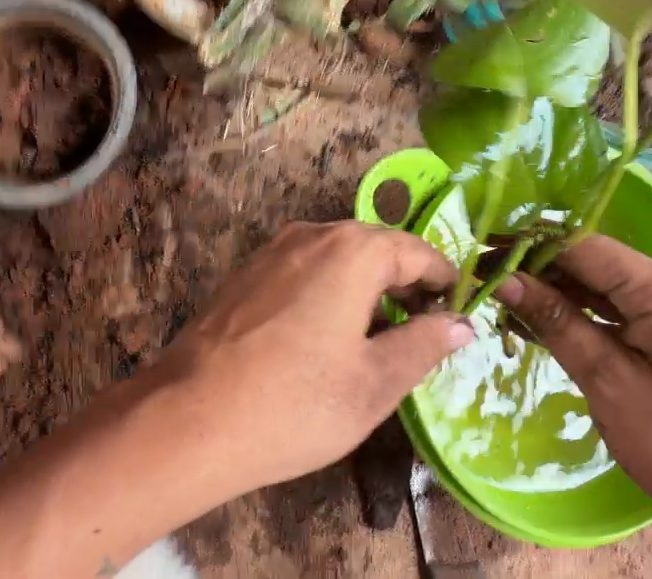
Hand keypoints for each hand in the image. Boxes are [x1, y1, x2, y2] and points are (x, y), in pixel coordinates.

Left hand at [150, 221, 475, 495]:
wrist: (191, 417)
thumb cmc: (296, 402)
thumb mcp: (375, 382)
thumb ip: (423, 345)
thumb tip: (461, 323)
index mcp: (351, 251)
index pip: (414, 250)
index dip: (442, 277)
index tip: (459, 308)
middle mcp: (310, 235)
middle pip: (373, 246)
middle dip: (404, 280)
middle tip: (425, 324)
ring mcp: (270, 251)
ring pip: (335, 257)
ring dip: (364, 285)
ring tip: (379, 334)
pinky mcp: (243, 274)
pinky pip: (302, 270)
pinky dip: (327, 290)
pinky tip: (326, 335)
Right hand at [497, 236, 651, 575]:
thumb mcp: (608, 382)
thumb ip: (556, 322)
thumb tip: (505, 279)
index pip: (583, 245)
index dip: (528, 245)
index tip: (480, 252)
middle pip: (590, 261)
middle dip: (536, 268)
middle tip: (482, 280)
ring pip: (598, 285)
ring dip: (552, 292)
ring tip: (499, 301)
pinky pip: (614, 309)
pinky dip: (576, 314)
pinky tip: (538, 323)